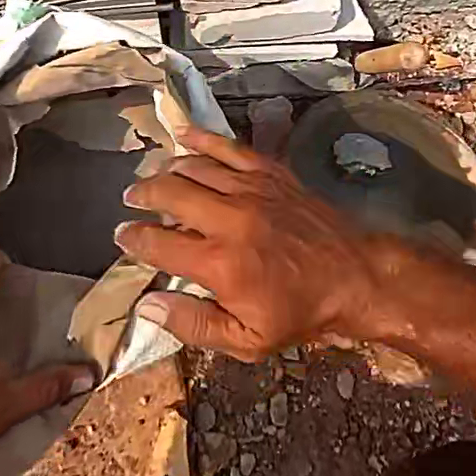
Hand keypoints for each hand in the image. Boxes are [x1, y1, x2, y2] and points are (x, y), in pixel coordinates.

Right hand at [114, 129, 391, 360]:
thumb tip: (146, 305)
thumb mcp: (246, 341)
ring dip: (168, 168)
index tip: (122, 235)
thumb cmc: (298, 312)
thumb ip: (193, 323)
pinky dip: (205, 139)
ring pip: (197, 167)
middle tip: (131, 197)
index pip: (159, 242)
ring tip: (153, 174)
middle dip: (144, 193)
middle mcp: (231, 218)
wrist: (352, 275)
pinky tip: (185, 135)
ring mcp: (253, 189)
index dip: (134, 238)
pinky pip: (231, 148)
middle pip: (172, 193)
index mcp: (220, 263)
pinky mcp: (272, 173)